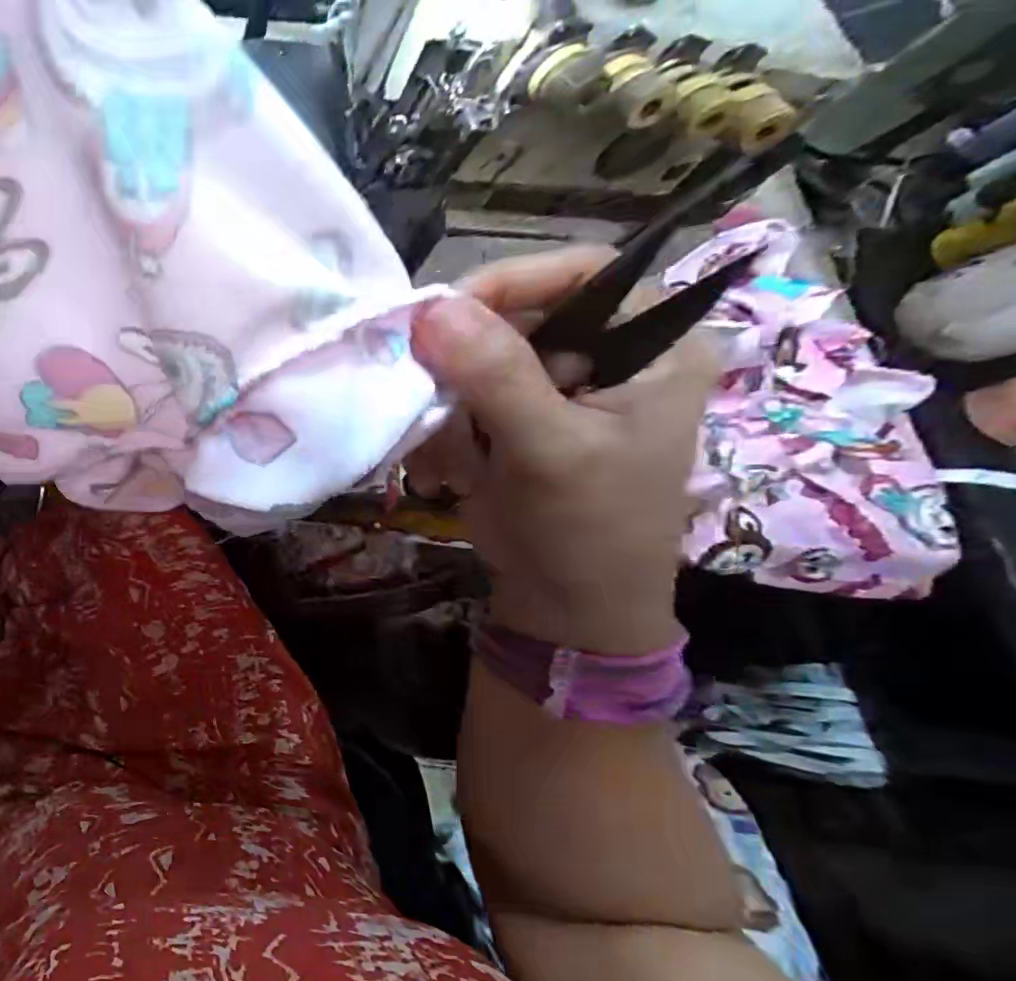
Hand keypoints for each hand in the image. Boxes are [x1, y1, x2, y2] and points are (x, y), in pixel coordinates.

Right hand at [407, 248, 719, 654]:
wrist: (567, 606)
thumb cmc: (583, 528)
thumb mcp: (546, 449)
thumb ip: (496, 375)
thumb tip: (431, 307)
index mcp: (652, 345)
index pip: (583, 273)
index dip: (510, 281)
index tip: (437, 317)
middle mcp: (607, 356)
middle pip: (519, 317)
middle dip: (464, 366)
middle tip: (428, 402)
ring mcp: (558, 390)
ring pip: (477, 363)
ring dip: (448, 409)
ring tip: (449, 461)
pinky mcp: (518, 422)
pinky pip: (463, 402)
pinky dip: (444, 433)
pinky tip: (448, 473)